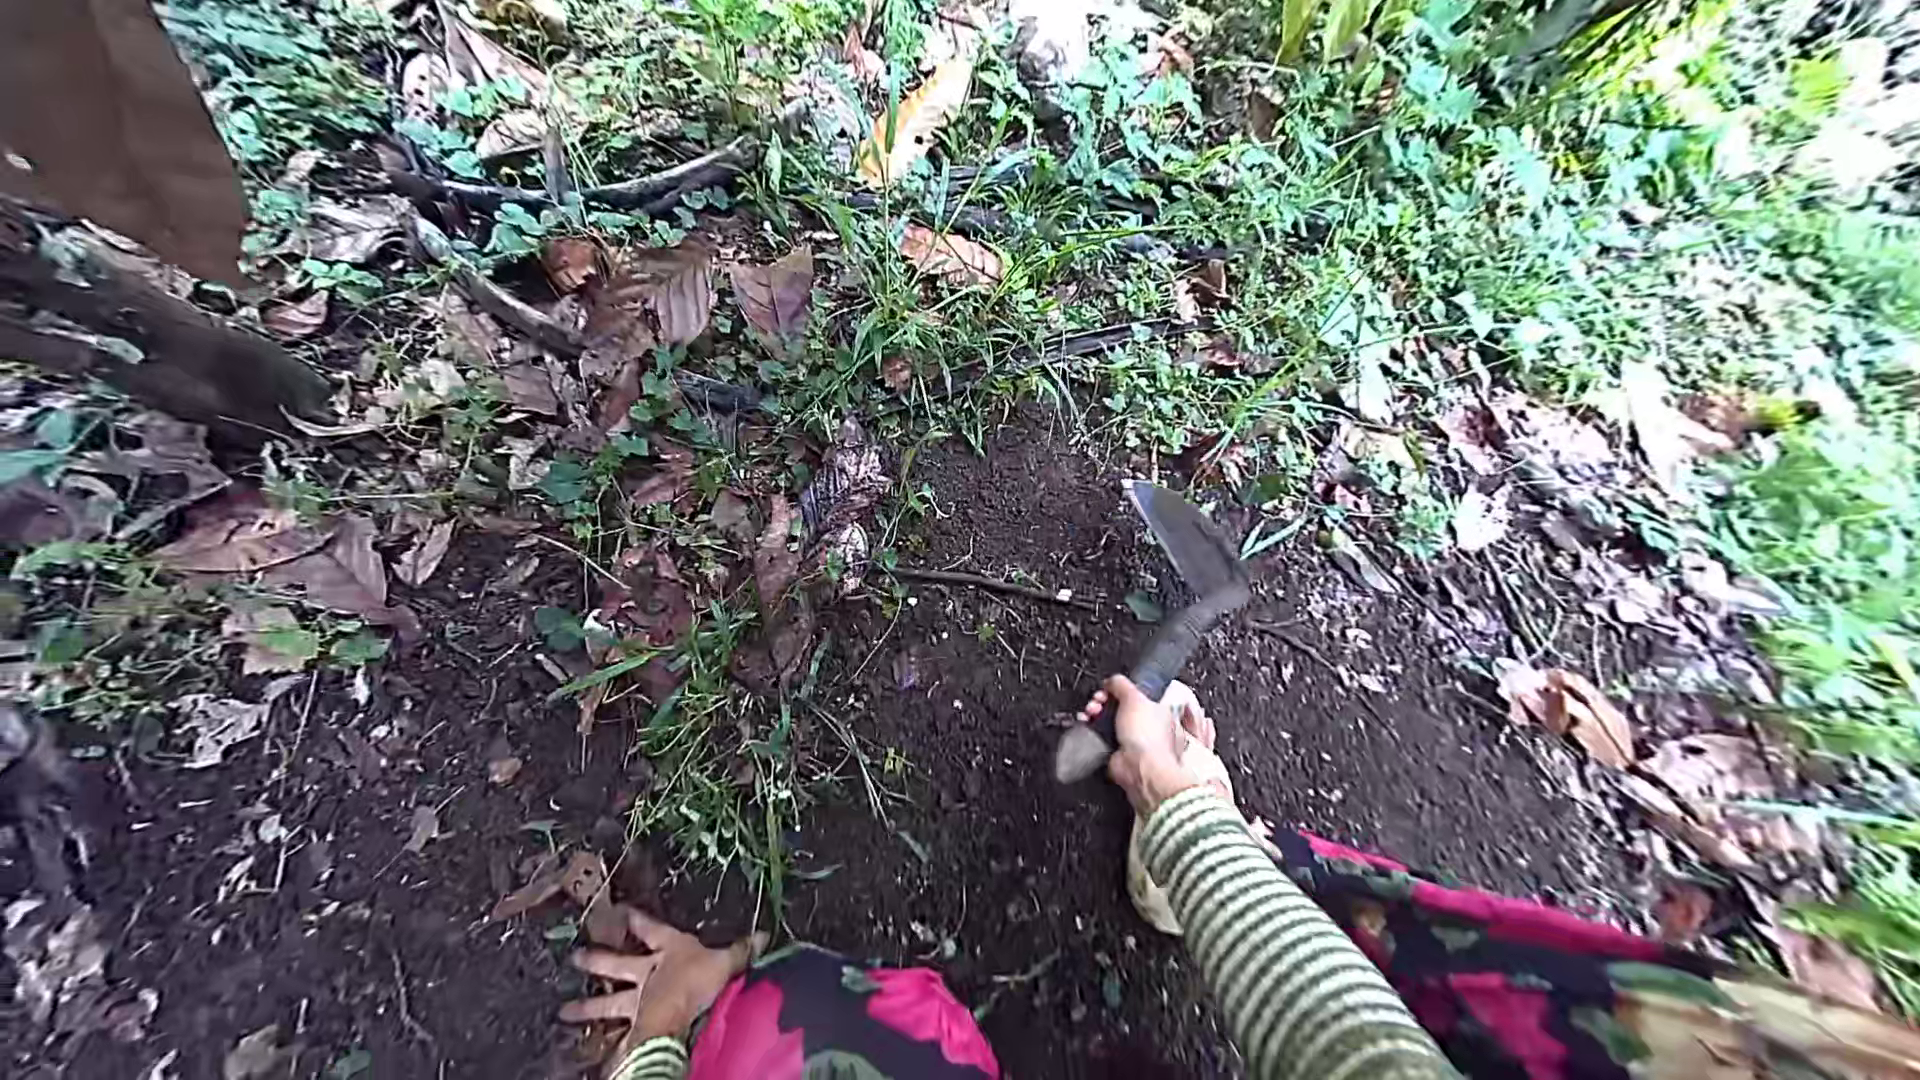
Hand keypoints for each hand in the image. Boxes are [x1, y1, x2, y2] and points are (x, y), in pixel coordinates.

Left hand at [558, 906, 760, 1064]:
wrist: (676, 1020)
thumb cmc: (698, 982)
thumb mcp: (725, 961)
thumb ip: (741, 950)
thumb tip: (763, 935)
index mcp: (668, 950)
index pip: (651, 930)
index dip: (638, 921)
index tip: (622, 911)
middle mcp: (647, 974)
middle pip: (618, 965)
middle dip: (598, 960)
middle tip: (576, 957)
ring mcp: (636, 1004)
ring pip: (607, 1004)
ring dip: (587, 1007)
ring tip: (563, 1011)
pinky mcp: (633, 1031)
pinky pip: (614, 1037)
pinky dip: (602, 1044)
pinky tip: (588, 1051)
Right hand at [1078, 674, 1216, 816]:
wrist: (1139, 768)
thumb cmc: (1148, 737)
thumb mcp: (1135, 697)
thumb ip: (1121, 684)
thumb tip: (1111, 681)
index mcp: (1159, 711)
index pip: (1137, 694)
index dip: (1121, 690)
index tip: (1110, 689)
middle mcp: (1147, 726)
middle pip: (1119, 706)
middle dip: (1104, 700)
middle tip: (1098, 700)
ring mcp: (1132, 740)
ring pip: (1109, 720)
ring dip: (1095, 713)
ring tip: (1091, 712)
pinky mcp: (1117, 752)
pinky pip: (1101, 736)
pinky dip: (1091, 729)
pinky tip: (1086, 723)